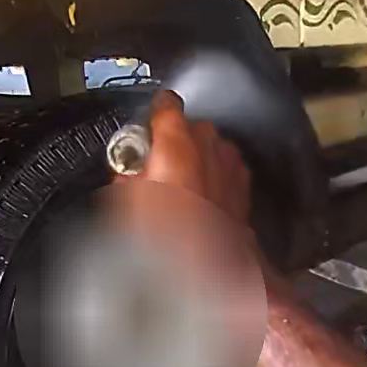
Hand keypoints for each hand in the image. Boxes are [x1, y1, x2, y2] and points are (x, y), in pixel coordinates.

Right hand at [134, 90, 251, 224]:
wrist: (214, 261)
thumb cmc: (173, 234)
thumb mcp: (128, 204)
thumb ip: (125, 178)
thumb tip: (127, 176)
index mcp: (175, 141)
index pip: (165, 105)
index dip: (153, 112)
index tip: (146, 124)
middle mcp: (207, 142)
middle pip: (187, 126)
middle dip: (172, 143)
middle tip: (156, 169)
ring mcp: (228, 159)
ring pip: (207, 145)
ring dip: (194, 159)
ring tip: (179, 188)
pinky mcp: (241, 178)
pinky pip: (222, 165)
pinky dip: (211, 174)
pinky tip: (199, 198)